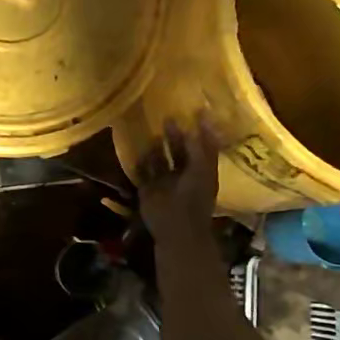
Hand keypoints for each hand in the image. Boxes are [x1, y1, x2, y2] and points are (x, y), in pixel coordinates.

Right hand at [136, 116, 219, 250]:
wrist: (176, 229)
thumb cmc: (194, 198)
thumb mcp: (202, 168)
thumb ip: (201, 145)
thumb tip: (202, 119)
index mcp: (200, 171)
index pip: (200, 146)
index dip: (199, 130)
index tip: (194, 110)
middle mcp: (182, 175)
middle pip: (178, 151)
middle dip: (174, 136)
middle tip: (167, 117)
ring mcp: (164, 184)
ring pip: (159, 161)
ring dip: (155, 149)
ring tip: (151, 133)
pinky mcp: (147, 191)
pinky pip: (142, 173)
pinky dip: (140, 163)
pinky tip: (137, 150)